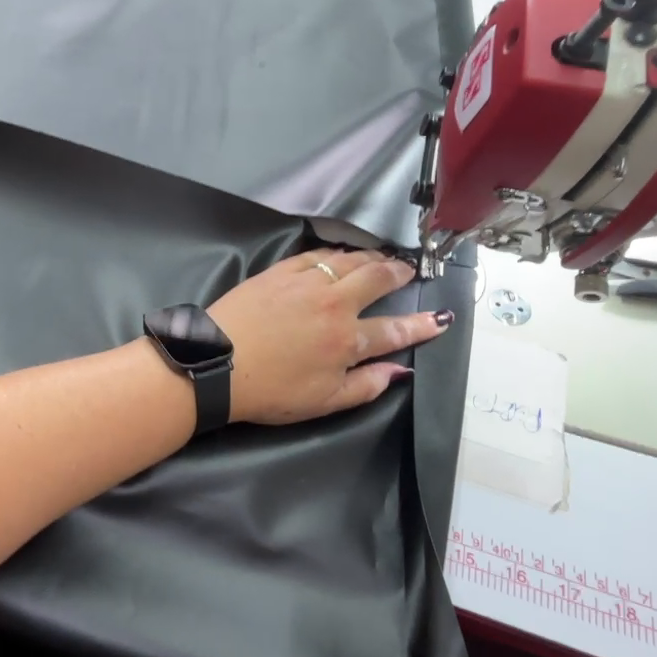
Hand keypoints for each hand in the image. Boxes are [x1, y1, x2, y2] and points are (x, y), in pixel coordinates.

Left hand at [206, 249, 451, 425]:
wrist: (215, 363)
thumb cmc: (269, 390)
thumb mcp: (324, 402)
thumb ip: (367, 385)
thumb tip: (400, 370)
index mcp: (347, 340)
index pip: (395, 329)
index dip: (421, 324)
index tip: (440, 318)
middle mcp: (332, 304)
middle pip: (375, 280)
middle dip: (398, 274)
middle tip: (408, 270)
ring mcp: (303, 284)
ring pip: (347, 262)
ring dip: (369, 259)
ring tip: (380, 259)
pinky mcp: (277, 273)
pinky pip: (313, 256)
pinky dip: (332, 254)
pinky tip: (337, 255)